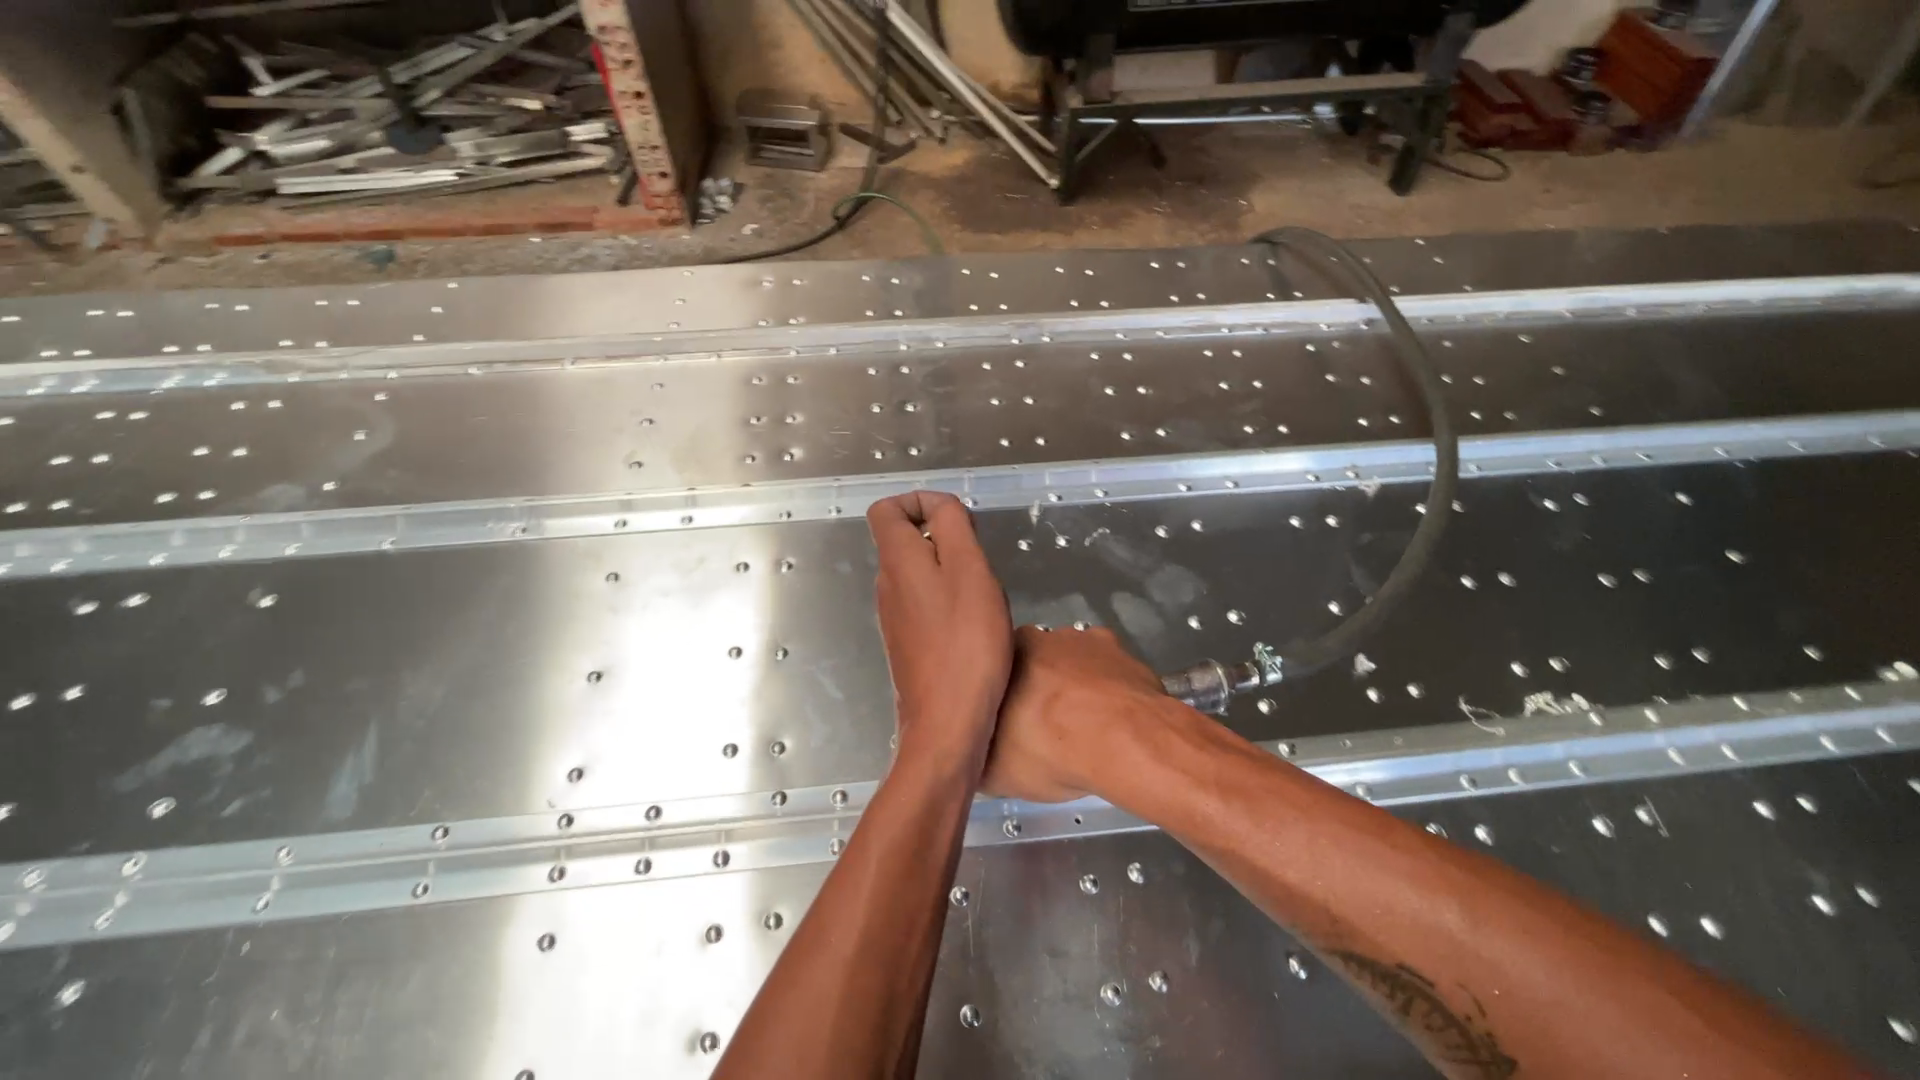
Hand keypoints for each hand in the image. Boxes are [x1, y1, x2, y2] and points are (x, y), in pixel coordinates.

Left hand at [868, 492, 1012, 768]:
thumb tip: (939, 506)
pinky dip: (949, 602)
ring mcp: (894, 619)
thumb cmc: (966, 643)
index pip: (886, 509)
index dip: (918, 501)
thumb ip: (952, 527)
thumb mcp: (970, 570)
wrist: (947, 722)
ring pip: (918, 574)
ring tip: (983, 595)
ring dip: (950, 572)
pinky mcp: (908, 645)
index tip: (956, 519)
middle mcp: (887, 586)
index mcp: (896, 561)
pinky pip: (924, 605)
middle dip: (943, 537)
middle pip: (904, 540)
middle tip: (981, 559)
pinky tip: (974, 626)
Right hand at [982, 625, 1167, 802]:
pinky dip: (1110, 694)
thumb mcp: (993, 770)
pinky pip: (1111, 675)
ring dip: (1076, 689)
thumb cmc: (1047, 749)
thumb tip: (974, 760)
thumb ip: (978, 757)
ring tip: (1082, 729)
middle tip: (1040, 728)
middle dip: (1037, 689)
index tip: (1003, 722)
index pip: (993, 668)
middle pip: (1036, 663)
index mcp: (1008, 651)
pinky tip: (1112, 723)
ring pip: (1076, 666)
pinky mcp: (1129, 657)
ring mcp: (1091, 642)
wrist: (1123, 743)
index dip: (998, 696)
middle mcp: (1047, 636)